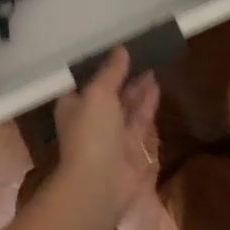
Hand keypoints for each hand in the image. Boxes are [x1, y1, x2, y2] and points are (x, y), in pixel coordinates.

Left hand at [52, 47, 159, 222]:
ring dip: (137, 87)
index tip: (115, 46)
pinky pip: (139, 119)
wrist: (100, 184)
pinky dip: (147, 103)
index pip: (85, 79)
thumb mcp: (97, 94)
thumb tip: (120, 48)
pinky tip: (157, 85)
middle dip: (123, 74)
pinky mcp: (130, 147)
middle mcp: (90, 117)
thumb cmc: (90, 133)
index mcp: (72, 104)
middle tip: (140, 51)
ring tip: (153, 62)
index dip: (100, 64)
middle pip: (108, 91)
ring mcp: (110, 134)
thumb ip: (111, 72)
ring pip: (126, 105)